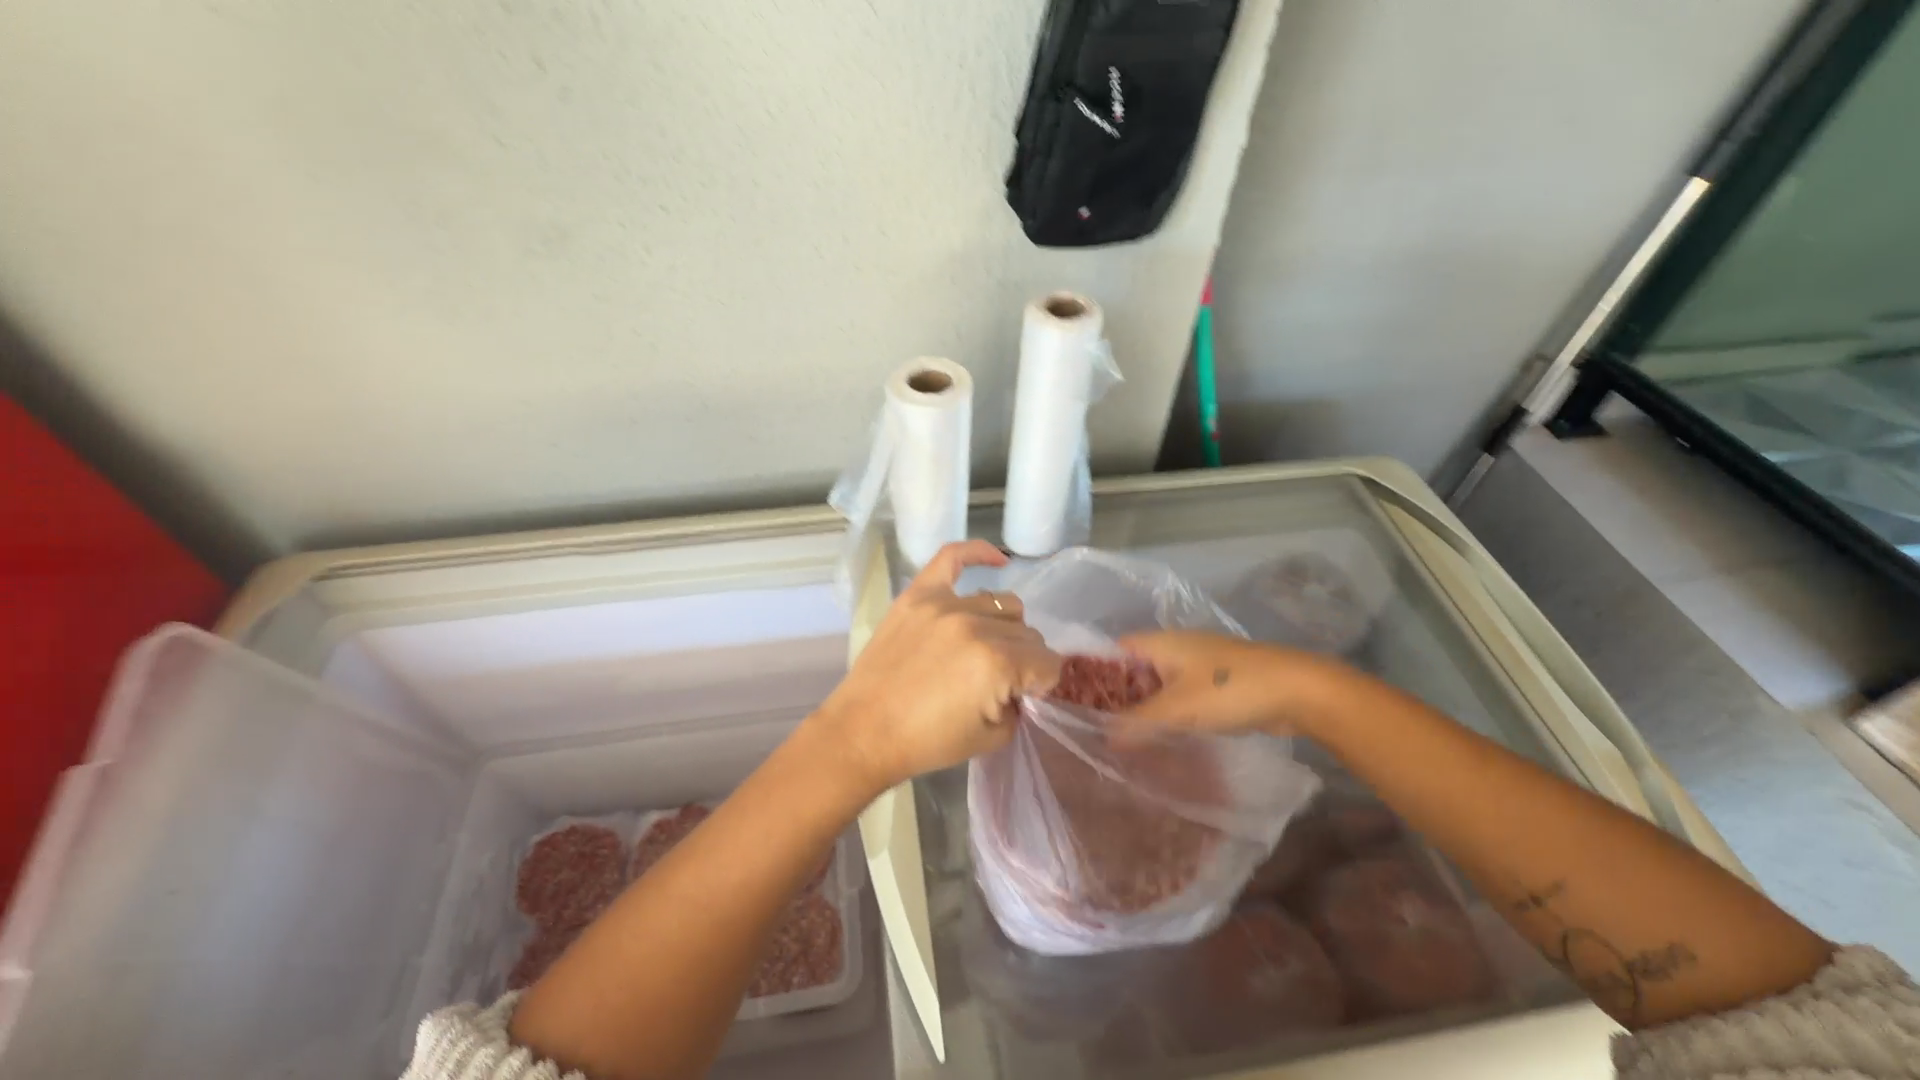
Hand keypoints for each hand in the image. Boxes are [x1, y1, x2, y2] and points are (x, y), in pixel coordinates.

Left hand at [812, 540, 1061, 791]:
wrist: (864, 732)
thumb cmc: (928, 742)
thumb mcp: (993, 737)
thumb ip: (1019, 704)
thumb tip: (1023, 684)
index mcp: (997, 663)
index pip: (1048, 662)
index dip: (1042, 684)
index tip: (1024, 696)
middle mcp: (975, 626)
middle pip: (1028, 633)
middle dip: (1024, 660)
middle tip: (1000, 682)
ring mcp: (944, 605)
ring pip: (1002, 603)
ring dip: (1004, 628)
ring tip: (984, 649)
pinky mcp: (917, 595)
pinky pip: (952, 557)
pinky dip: (976, 553)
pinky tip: (997, 560)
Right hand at [1114, 630, 1342, 738]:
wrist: (1298, 691)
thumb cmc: (1230, 690)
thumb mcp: (1178, 708)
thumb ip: (1137, 723)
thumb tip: (1103, 737)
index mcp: (1162, 643)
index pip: (1114, 651)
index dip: (1094, 673)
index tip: (1077, 703)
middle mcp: (1177, 649)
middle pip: (1135, 671)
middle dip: (1118, 698)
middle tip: (1096, 730)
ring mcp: (1200, 667)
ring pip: (1160, 687)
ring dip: (1145, 710)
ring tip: (1123, 741)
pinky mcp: (1219, 687)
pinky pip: (1182, 700)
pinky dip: (1170, 717)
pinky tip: (1161, 741)